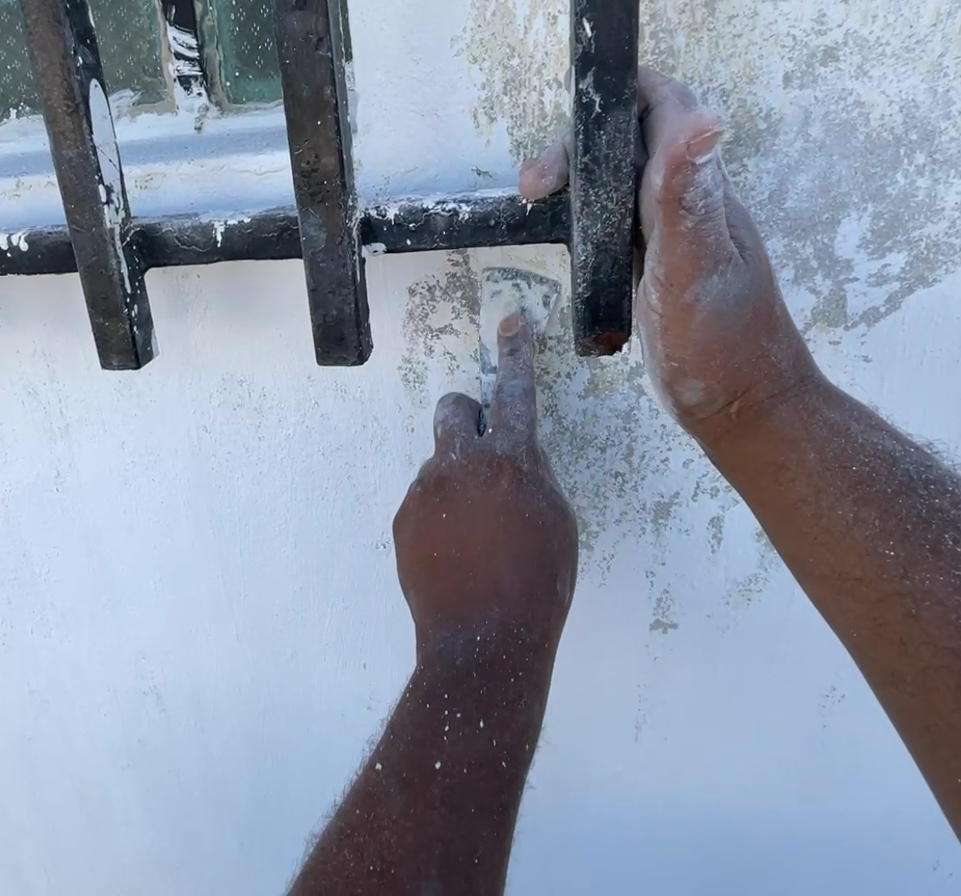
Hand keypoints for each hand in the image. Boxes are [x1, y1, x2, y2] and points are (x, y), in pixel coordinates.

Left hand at [392, 315, 578, 665]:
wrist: (484, 639)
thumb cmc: (538, 583)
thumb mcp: (557, 520)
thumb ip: (533, 475)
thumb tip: (513, 454)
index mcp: (512, 462)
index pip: (518, 393)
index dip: (517, 353)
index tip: (513, 321)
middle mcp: (462, 464)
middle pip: (454, 408)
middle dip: (468, 415)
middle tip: (482, 447)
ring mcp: (426, 489)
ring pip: (441, 463)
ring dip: (457, 481)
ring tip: (475, 535)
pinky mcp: (404, 516)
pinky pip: (424, 499)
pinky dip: (439, 514)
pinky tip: (453, 553)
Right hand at [518, 67, 822, 445]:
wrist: (737, 405)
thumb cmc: (720, 343)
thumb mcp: (695, 270)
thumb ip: (686, 199)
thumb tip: (703, 117)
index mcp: (699, 193)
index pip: (668, 110)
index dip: (627, 93)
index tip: (578, 101)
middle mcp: (683, 203)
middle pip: (626, 145)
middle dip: (576, 149)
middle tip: (532, 186)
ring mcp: (664, 235)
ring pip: (613, 182)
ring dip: (572, 180)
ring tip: (533, 201)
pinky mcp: (647, 264)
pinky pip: (608, 220)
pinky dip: (577, 214)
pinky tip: (556, 234)